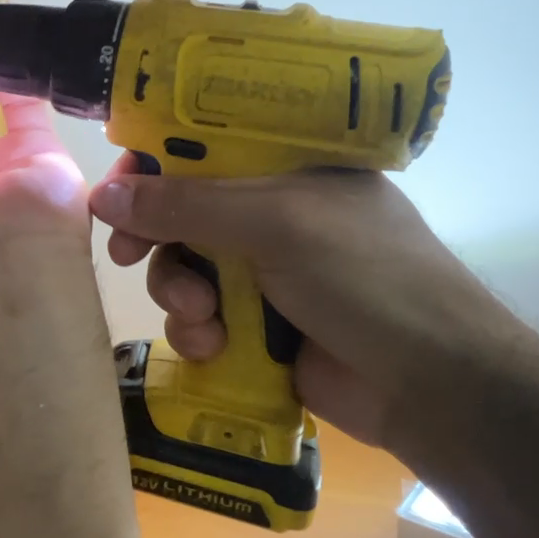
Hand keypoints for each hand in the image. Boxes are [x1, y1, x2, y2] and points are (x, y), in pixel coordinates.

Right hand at [89, 167, 510, 450]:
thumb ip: (185, 206)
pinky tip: (213, 346)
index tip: (117, 187)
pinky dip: (196, 330)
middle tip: (126, 255)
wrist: (436, 390)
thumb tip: (101, 195)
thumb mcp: (275, 224)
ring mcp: (264, 270)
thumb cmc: (367, 280)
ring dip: (176, 291)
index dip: (156, 162)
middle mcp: (273, 213)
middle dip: (154, 236)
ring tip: (201, 317)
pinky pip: (198, 314)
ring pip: (183, 265)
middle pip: (182, 209)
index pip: (206, 147)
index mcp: (291, 168)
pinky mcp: (256, 323)